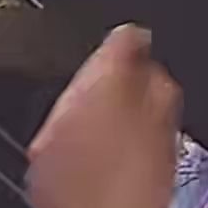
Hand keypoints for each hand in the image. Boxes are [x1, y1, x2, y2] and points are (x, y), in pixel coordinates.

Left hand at [27, 25, 182, 207]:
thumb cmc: (147, 171)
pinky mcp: (38, 164)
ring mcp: (47, 137)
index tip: (148, 49)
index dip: (140, 40)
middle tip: (138, 94)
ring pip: (77, 97)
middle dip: (117, 74)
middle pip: (95, 66)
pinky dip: (79, 132)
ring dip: (96, 102)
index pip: (121, 35)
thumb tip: (146, 59)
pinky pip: (62, 130)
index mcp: (102, 83)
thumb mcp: (170, 105)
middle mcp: (67, 104)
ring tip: (121, 125)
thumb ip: (156, 71)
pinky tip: (102, 149)